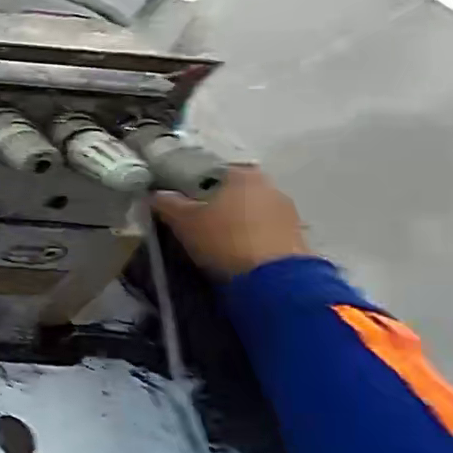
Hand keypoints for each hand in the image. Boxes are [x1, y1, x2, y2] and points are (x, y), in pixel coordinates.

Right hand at [151, 165, 311, 278]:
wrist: (274, 281)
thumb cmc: (223, 239)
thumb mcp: (183, 221)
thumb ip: (166, 203)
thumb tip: (154, 194)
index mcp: (242, 174)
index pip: (213, 171)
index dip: (194, 185)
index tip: (182, 203)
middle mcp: (270, 186)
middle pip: (234, 192)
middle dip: (217, 205)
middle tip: (196, 224)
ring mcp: (288, 212)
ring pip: (251, 212)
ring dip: (236, 223)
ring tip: (216, 243)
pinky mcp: (298, 238)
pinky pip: (265, 232)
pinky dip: (251, 238)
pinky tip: (237, 254)